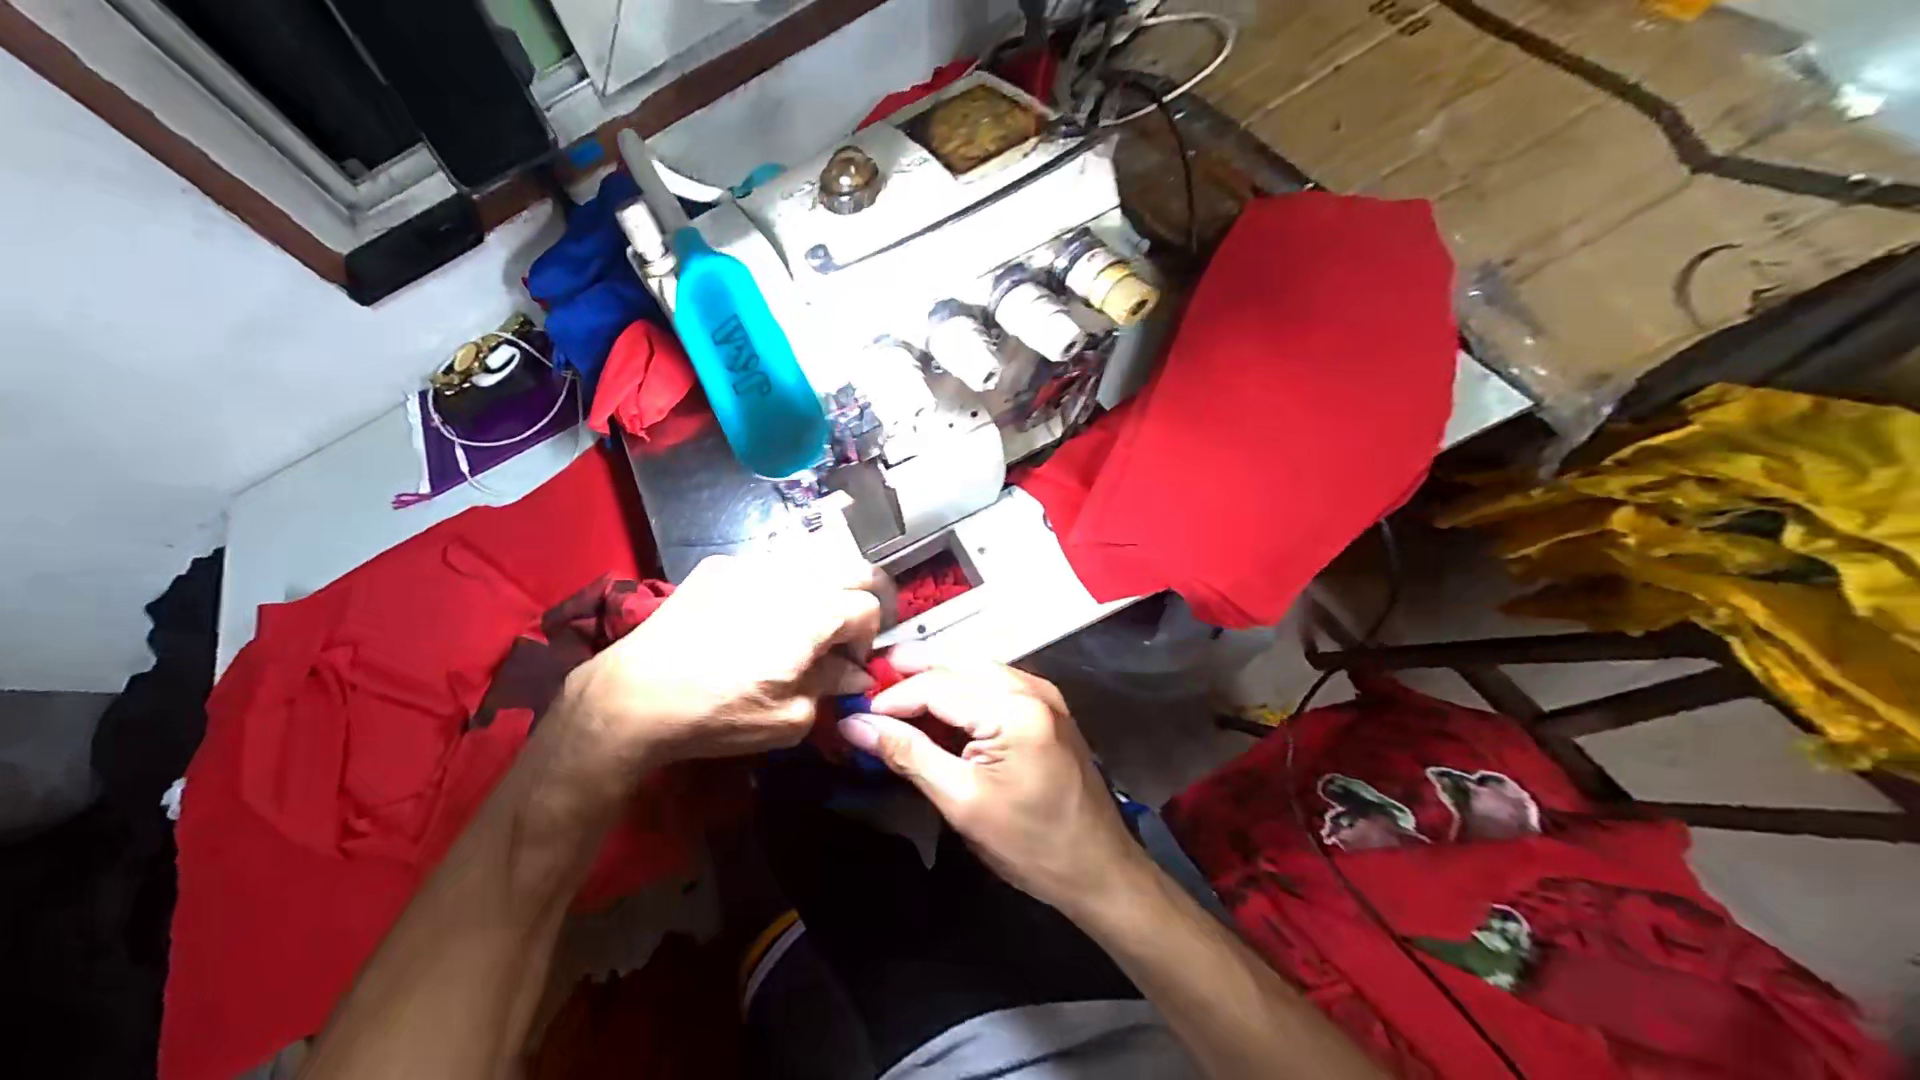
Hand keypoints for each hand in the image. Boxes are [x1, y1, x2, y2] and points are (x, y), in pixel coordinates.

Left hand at [557, 550, 888, 774]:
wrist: (635, 696)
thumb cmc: (718, 715)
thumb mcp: (789, 719)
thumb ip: (831, 686)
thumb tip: (854, 672)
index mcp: (814, 615)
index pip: (869, 607)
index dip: (868, 637)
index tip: (850, 662)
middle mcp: (791, 577)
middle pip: (854, 568)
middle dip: (862, 598)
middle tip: (846, 631)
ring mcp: (754, 564)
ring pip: (815, 559)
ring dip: (825, 587)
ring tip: (806, 621)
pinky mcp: (722, 565)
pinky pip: (771, 564)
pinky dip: (784, 584)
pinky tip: (760, 614)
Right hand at [839, 648, 1148, 912]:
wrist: (1099, 869)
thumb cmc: (1030, 845)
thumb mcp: (962, 802)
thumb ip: (909, 755)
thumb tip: (857, 726)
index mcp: (1014, 709)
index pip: (938, 685)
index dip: (892, 697)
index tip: (856, 715)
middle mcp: (1031, 688)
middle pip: (958, 664)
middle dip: (911, 672)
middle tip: (868, 684)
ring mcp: (1043, 695)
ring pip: (976, 668)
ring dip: (935, 677)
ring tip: (893, 692)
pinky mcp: (1046, 708)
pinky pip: (994, 683)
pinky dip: (961, 688)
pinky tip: (938, 705)